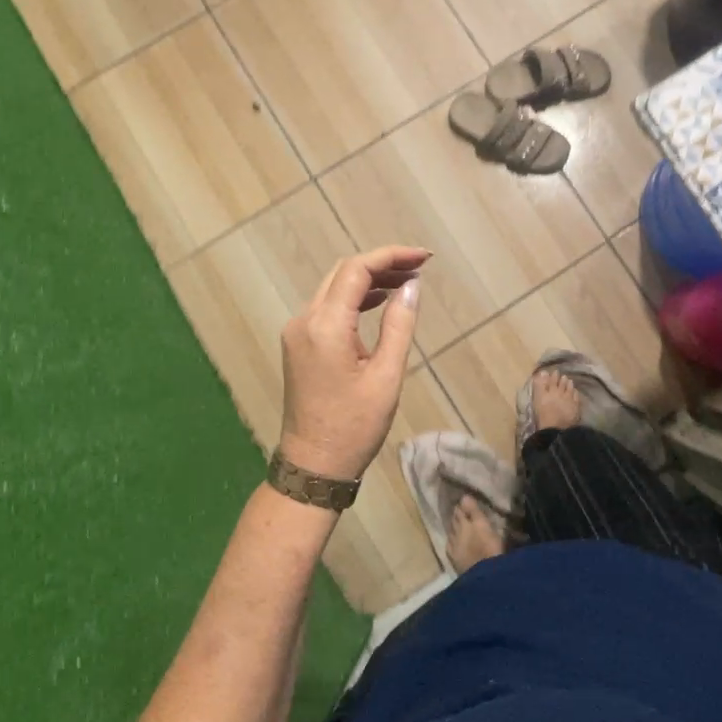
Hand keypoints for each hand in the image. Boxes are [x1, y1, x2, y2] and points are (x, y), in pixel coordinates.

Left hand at [277, 246, 428, 481]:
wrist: (313, 465)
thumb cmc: (355, 426)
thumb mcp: (386, 376)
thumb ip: (399, 325)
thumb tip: (411, 286)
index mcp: (325, 326)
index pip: (356, 269)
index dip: (391, 256)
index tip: (424, 258)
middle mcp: (304, 320)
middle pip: (343, 272)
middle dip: (381, 263)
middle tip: (419, 268)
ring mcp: (297, 332)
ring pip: (334, 288)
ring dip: (369, 280)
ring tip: (407, 282)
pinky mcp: (299, 344)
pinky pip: (328, 307)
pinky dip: (355, 298)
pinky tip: (381, 302)